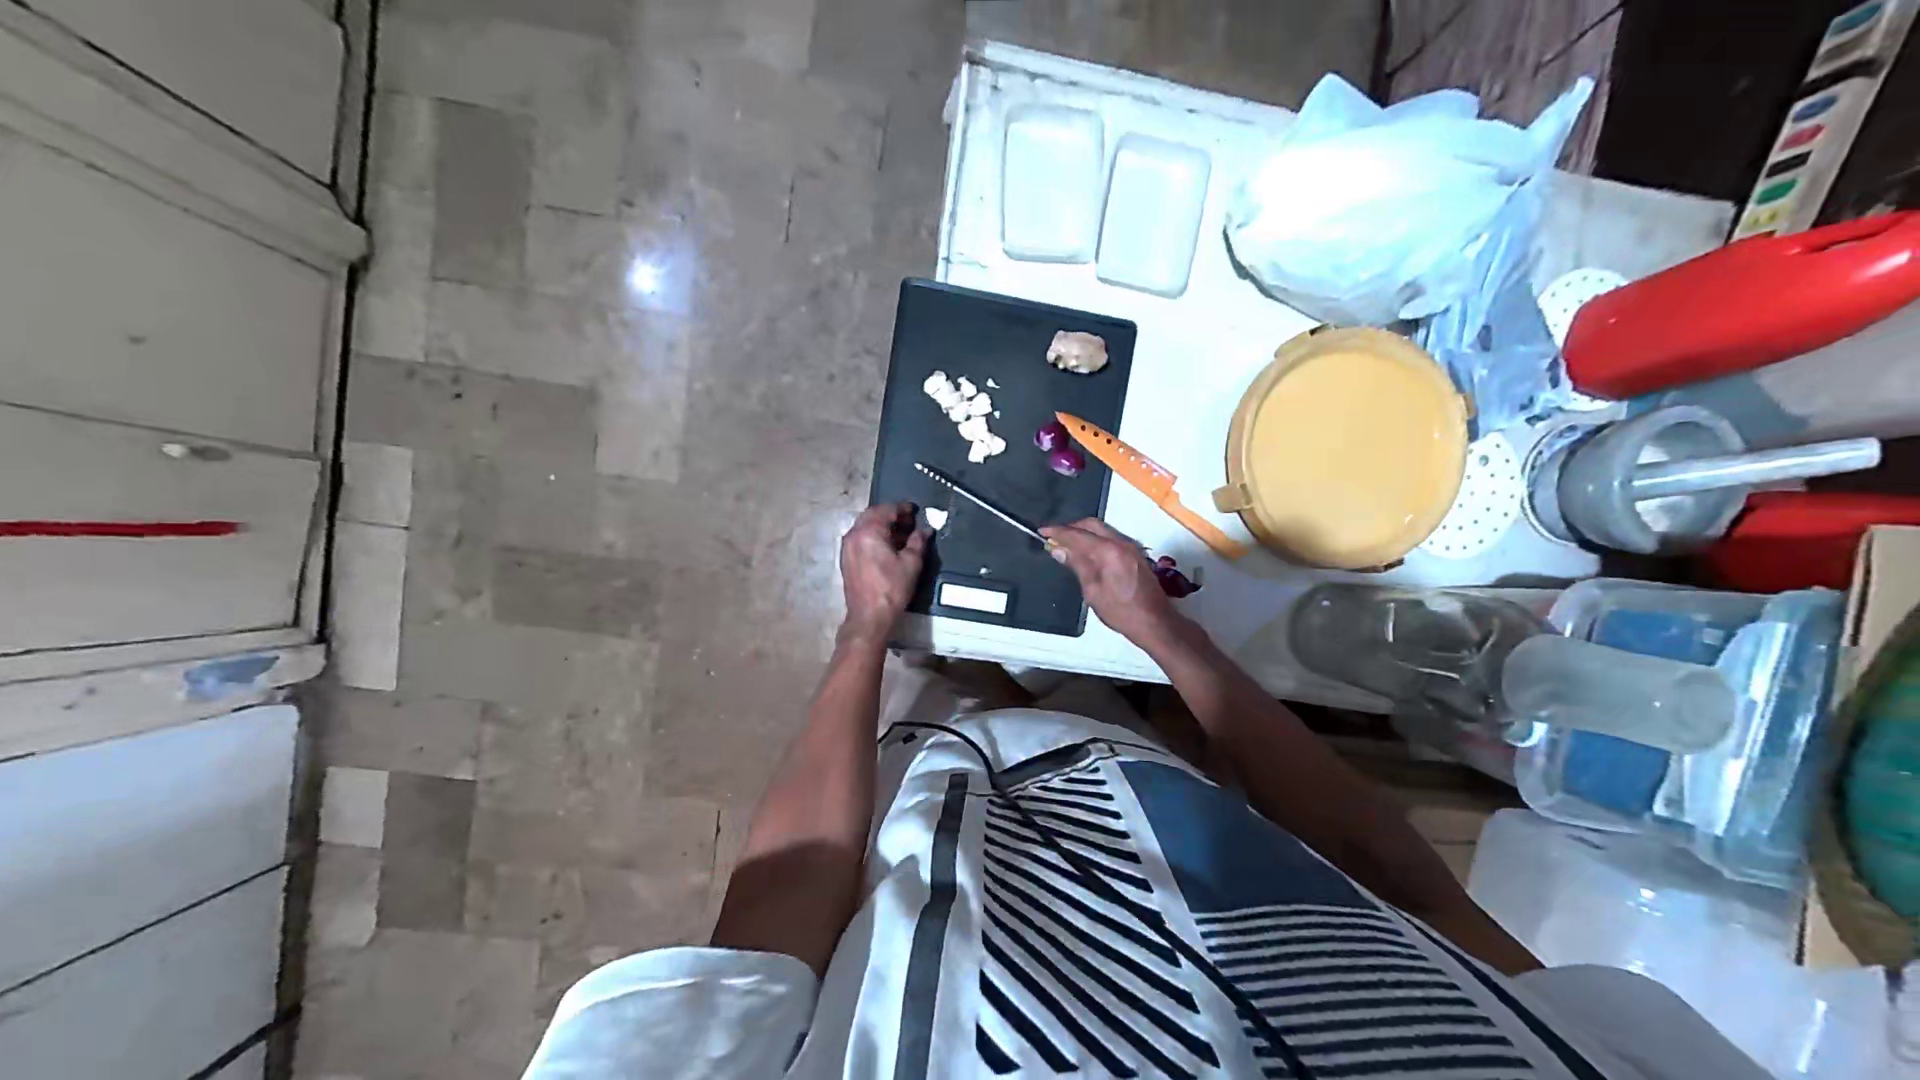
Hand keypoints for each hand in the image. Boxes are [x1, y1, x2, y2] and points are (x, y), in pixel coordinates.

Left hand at [839, 502, 927, 642]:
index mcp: (869, 532)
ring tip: (901, 534)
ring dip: (882, 526)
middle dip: (891, 515)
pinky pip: (860, 539)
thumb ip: (918, 542)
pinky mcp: (846, 559)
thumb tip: (924, 531)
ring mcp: (847, 547)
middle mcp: (853, 535)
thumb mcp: (911, 563)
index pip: (886, 510)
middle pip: (872, 515)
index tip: (914, 510)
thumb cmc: (891, 589)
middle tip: (909, 521)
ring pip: (865, 527)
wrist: (869, 616)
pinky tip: (888, 547)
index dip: (902, 508)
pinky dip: (874, 537)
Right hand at [1040, 518, 1183, 648]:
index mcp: (1109, 551)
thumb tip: (1059, 550)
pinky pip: (1111, 539)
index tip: (1043, 532)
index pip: (1078, 534)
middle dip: (1071, 528)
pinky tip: (1086, 554)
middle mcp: (1122, 543)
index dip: (1058, 531)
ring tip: (1067, 546)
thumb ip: (1077, 565)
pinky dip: (1096, 540)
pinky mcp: (1135, 555)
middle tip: (1054, 538)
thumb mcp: (1093, 591)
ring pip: (1102, 530)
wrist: (1155, 622)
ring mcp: (1131, 548)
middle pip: (1092, 525)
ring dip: (1084, 534)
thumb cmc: (1122, 612)